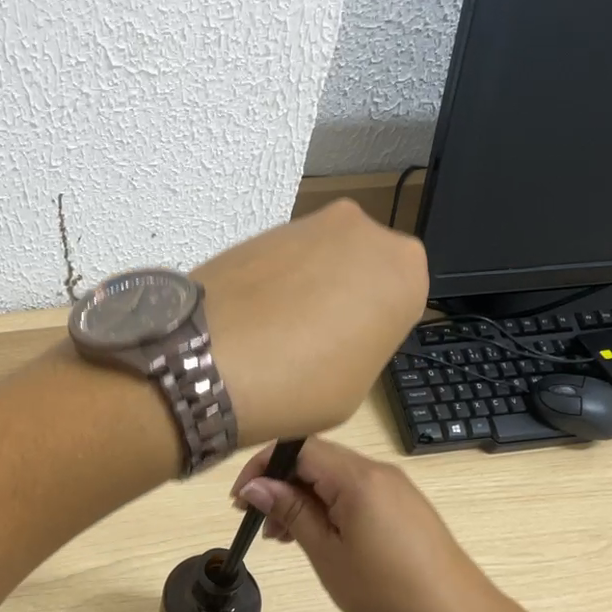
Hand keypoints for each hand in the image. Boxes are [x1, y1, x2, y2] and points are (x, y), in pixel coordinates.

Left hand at [195, 200, 426, 444]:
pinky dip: (270, 287)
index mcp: (406, 271)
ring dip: (305, 291)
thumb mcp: (356, 388)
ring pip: (319, 262)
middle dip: (341, 301)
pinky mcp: (257, 231)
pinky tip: (248, 323)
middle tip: (308, 347)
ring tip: (271, 338)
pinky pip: (278, 262)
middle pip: (361, 271)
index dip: (372, 334)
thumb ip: (363, 347)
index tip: (345, 358)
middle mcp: (363, 231)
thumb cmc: (295, 386)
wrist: (205, 363)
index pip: (399, 302)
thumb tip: (340, 336)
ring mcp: (306, 223)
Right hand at [230, 438, 513, 611]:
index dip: (262, 468)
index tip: (241, 502)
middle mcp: (377, 471)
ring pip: (333, 477)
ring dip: (301, 498)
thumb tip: (255, 486)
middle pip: (315, 459)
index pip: (296, 448)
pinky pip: (354, 492)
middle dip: (279, 485)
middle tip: (259, 525)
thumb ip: (291, 512)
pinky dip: (327, 506)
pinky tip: (317, 537)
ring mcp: (394, 487)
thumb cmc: (385, 590)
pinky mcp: (403, 505)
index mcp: (357, 478)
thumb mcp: (327, 553)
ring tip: (283, 538)